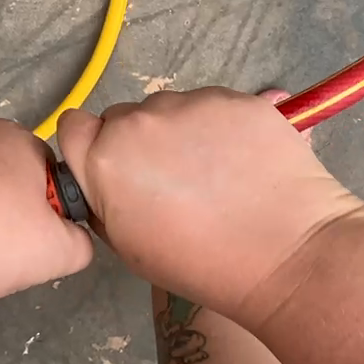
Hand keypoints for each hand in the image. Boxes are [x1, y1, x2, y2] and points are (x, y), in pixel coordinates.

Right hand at [56, 88, 363, 327]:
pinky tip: (243, 161)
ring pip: (169, 108)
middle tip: (174, 178)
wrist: (289, 257)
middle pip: (123, 117)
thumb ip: (103, 196)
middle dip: (140, 140)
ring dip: (182, 130)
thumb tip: (105, 174)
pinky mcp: (232, 98)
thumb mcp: (127, 244)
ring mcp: (188, 104)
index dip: (91, 143)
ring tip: (217, 172)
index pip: (73, 125)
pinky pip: (212, 104)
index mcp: (104, 158)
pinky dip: (222, 125)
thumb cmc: (201, 264)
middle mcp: (138, 121)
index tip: (117, 165)